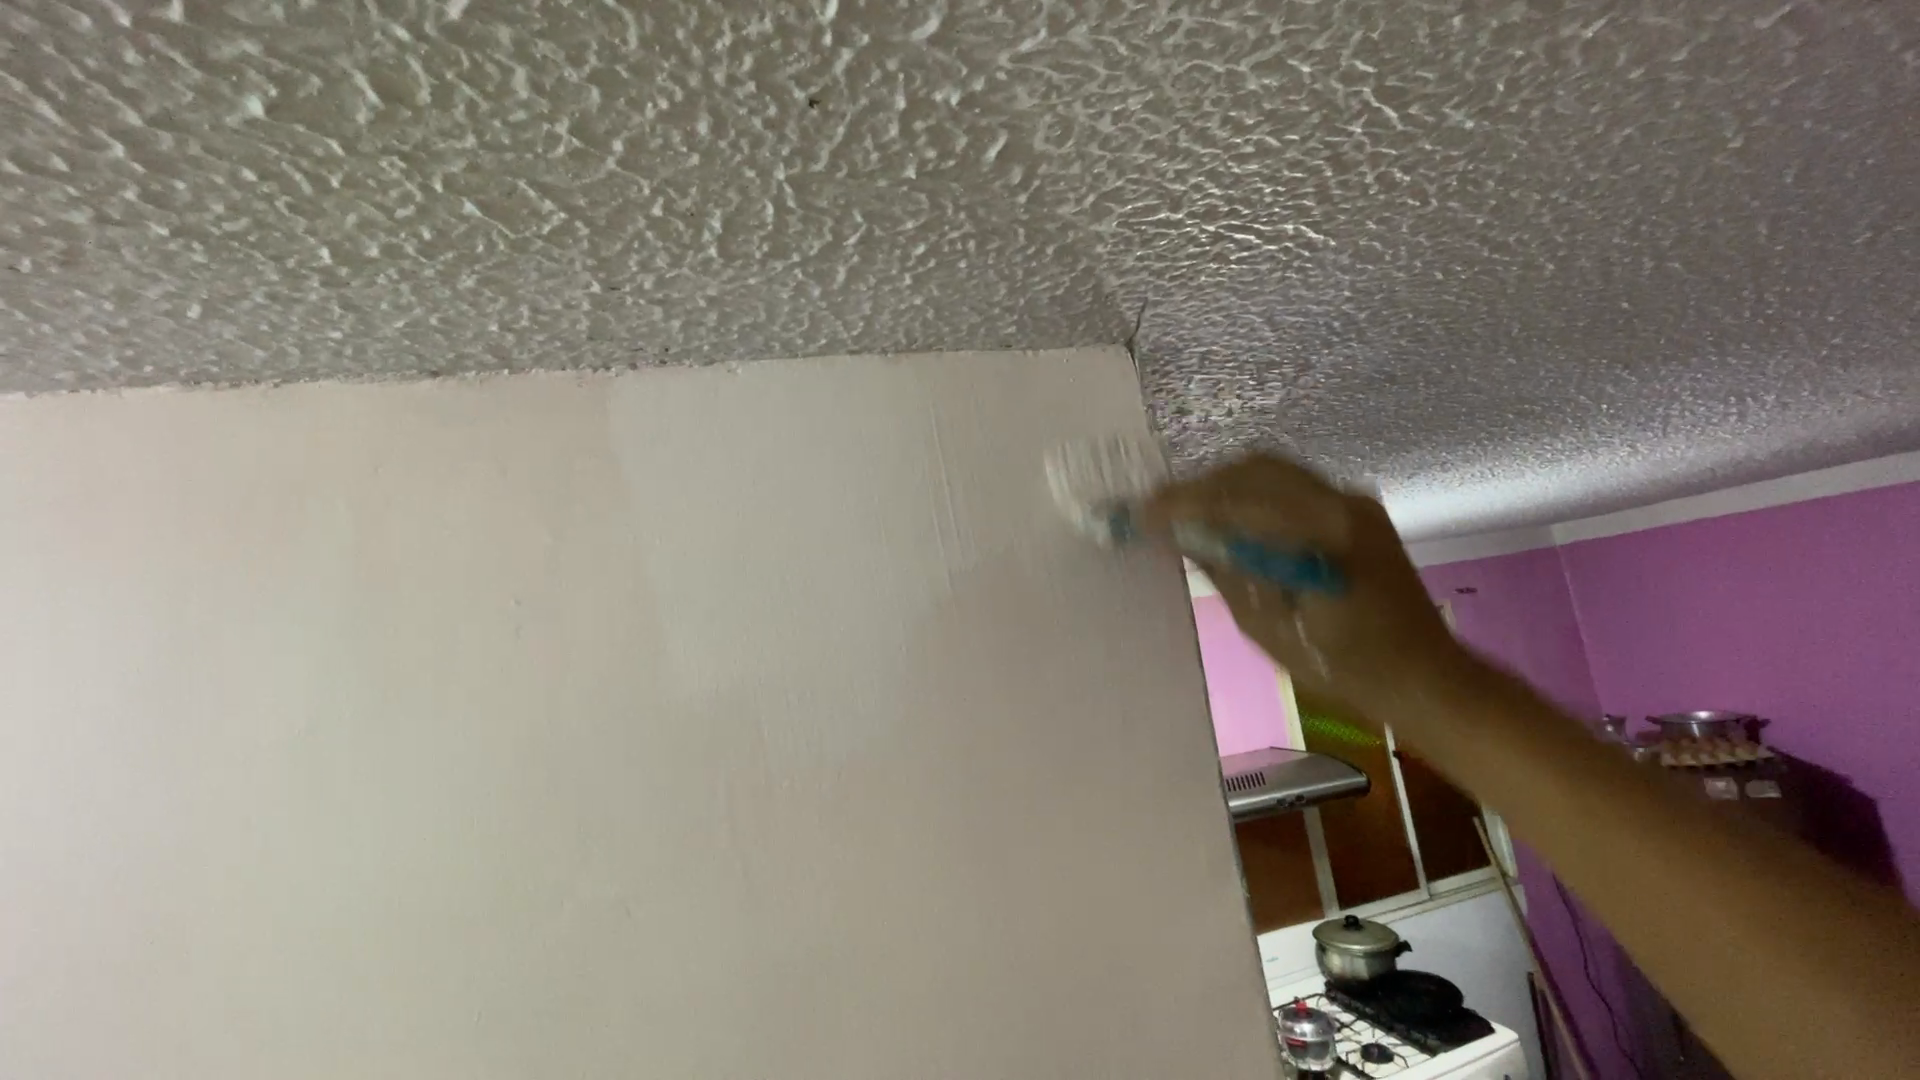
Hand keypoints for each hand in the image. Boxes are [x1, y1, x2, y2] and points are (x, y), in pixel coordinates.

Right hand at [1140, 454, 1464, 716]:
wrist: (1424, 676)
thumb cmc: (1343, 669)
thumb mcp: (1269, 628)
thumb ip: (1226, 570)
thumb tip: (1181, 534)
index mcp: (1322, 536)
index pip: (1237, 501)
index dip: (1182, 504)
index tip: (1141, 514)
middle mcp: (1340, 503)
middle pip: (1253, 470)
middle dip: (1198, 486)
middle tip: (1159, 513)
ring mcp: (1352, 502)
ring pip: (1271, 471)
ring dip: (1222, 487)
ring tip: (1185, 514)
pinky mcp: (1355, 509)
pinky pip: (1290, 486)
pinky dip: (1249, 494)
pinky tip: (1226, 519)